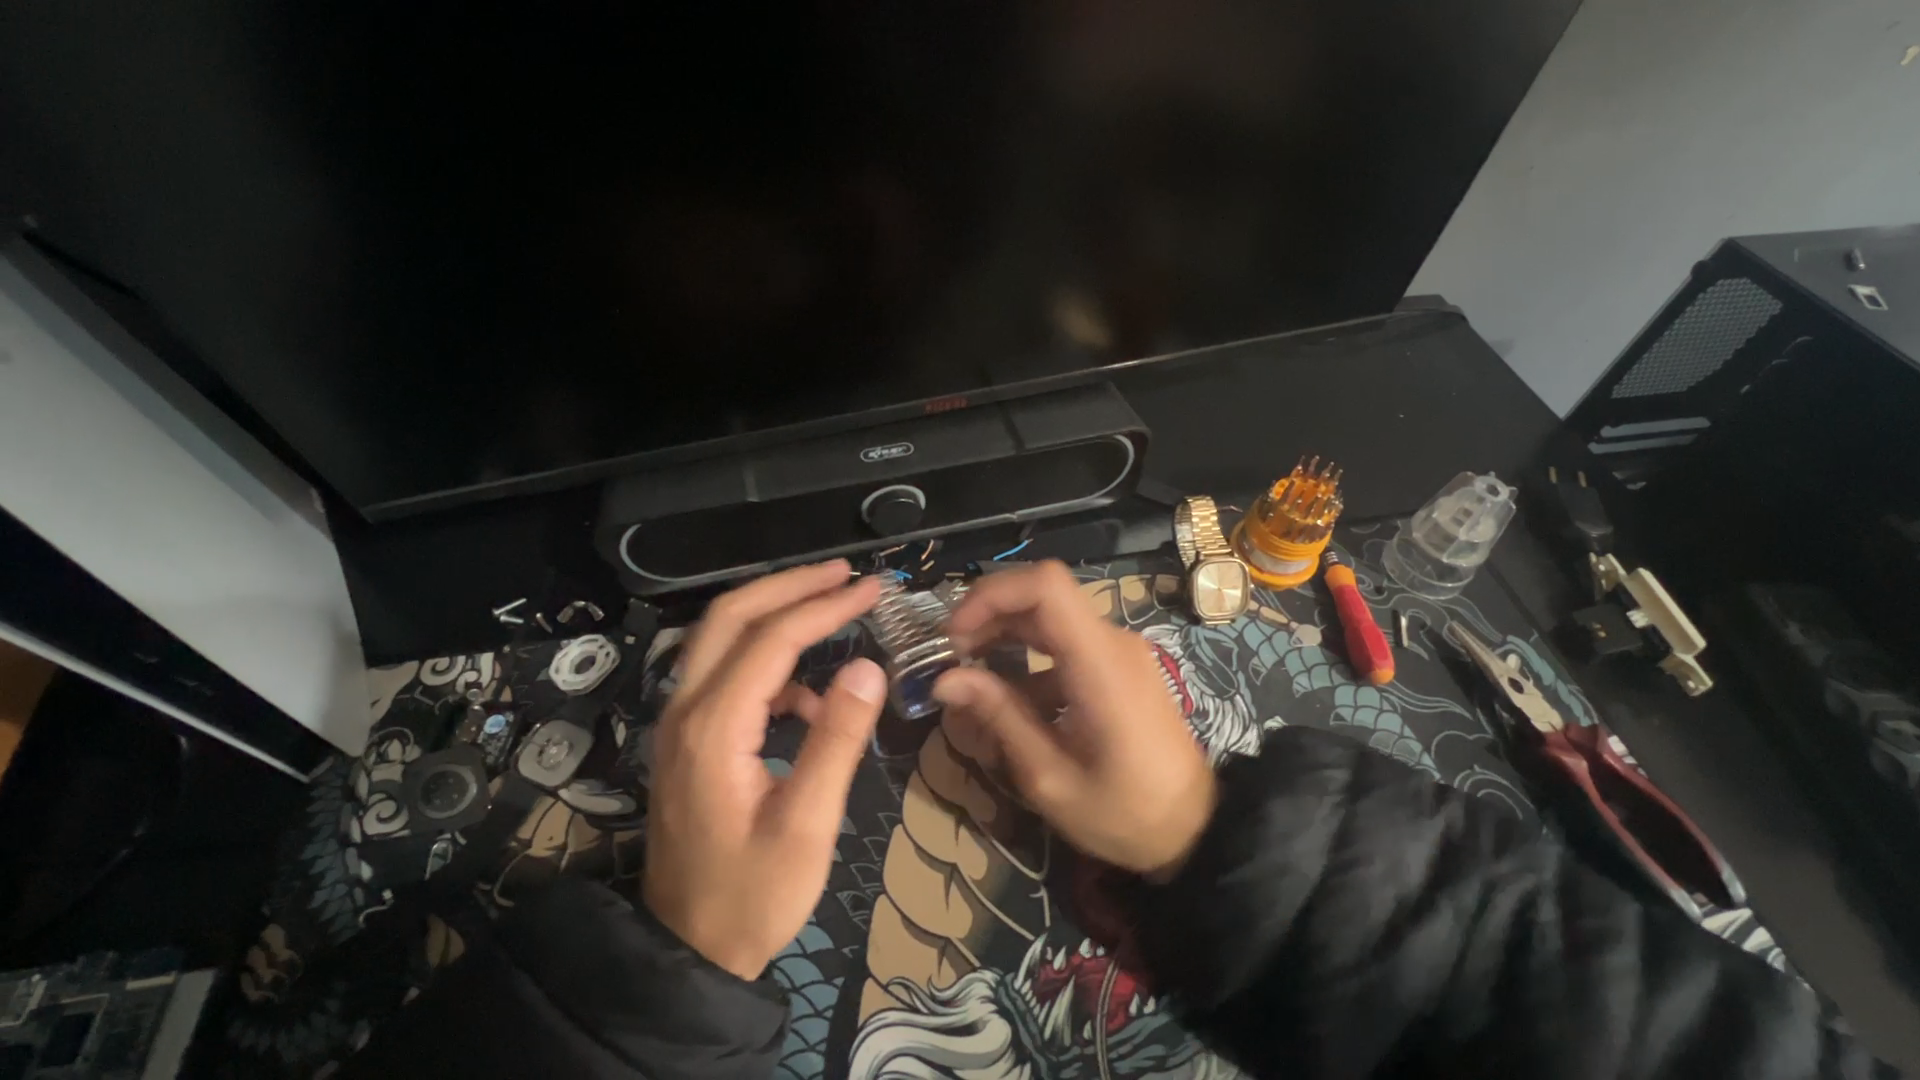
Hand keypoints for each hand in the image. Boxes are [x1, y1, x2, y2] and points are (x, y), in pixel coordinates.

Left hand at [642, 561, 887, 979]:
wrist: (688, 949)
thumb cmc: (754, 894)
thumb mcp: (807, 824)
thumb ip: (836, 740)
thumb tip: (869, 666)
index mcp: (714, 727)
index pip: (772, 639)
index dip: (825, 606)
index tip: (872, 589)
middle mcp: (686, 711)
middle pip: (730, 617)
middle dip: (789, 586)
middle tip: (844, 573)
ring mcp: (680, 723)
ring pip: (721, 639)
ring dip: (775, 615)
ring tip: (833, 611)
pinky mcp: (688, 739)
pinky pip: (725, 675)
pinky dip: (768, 662)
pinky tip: (807, 696)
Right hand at [932, 561, 1215, 877]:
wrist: (1196, 830)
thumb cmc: (1125, 814)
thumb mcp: (1051, 777)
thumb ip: (1001, 719)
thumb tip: (945, 680)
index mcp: (1100, 664)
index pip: (1046, 586)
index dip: (991, 596)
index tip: (955, 637)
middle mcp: (1112, 642)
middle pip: (1042, 595)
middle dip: (988, 617)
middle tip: (953, 659)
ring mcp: (1119, 652)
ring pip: (1050, 617)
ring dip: (1005, 638)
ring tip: (970, 680)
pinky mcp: (1119, 667)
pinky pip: (1066, 644)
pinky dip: (1029, 660)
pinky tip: (1008, 702)